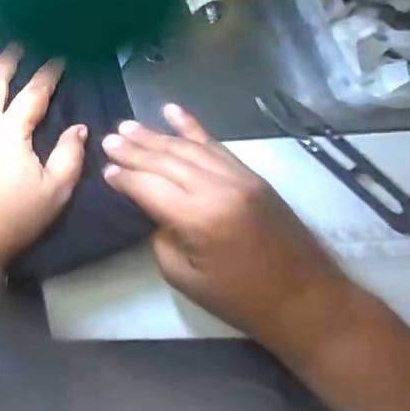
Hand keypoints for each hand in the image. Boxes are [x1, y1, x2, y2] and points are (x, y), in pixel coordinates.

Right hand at [102, 104, 366, 360]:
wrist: (305, 298)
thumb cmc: (242, 300)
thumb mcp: (187, 279)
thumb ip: (163, 240)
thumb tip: (155, 211)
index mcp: (198, 219)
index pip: (149, 186)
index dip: (124, 178)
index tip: (104, 169)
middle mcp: (217, 188)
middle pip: (166, 160)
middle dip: (134, 150)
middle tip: (108, 139)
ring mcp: (237, 176)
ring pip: (188, 147)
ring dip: (156, 136)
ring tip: (128, 126)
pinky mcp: (251, 174)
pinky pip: (216, 144)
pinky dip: (192, 126)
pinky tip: (173, 111)